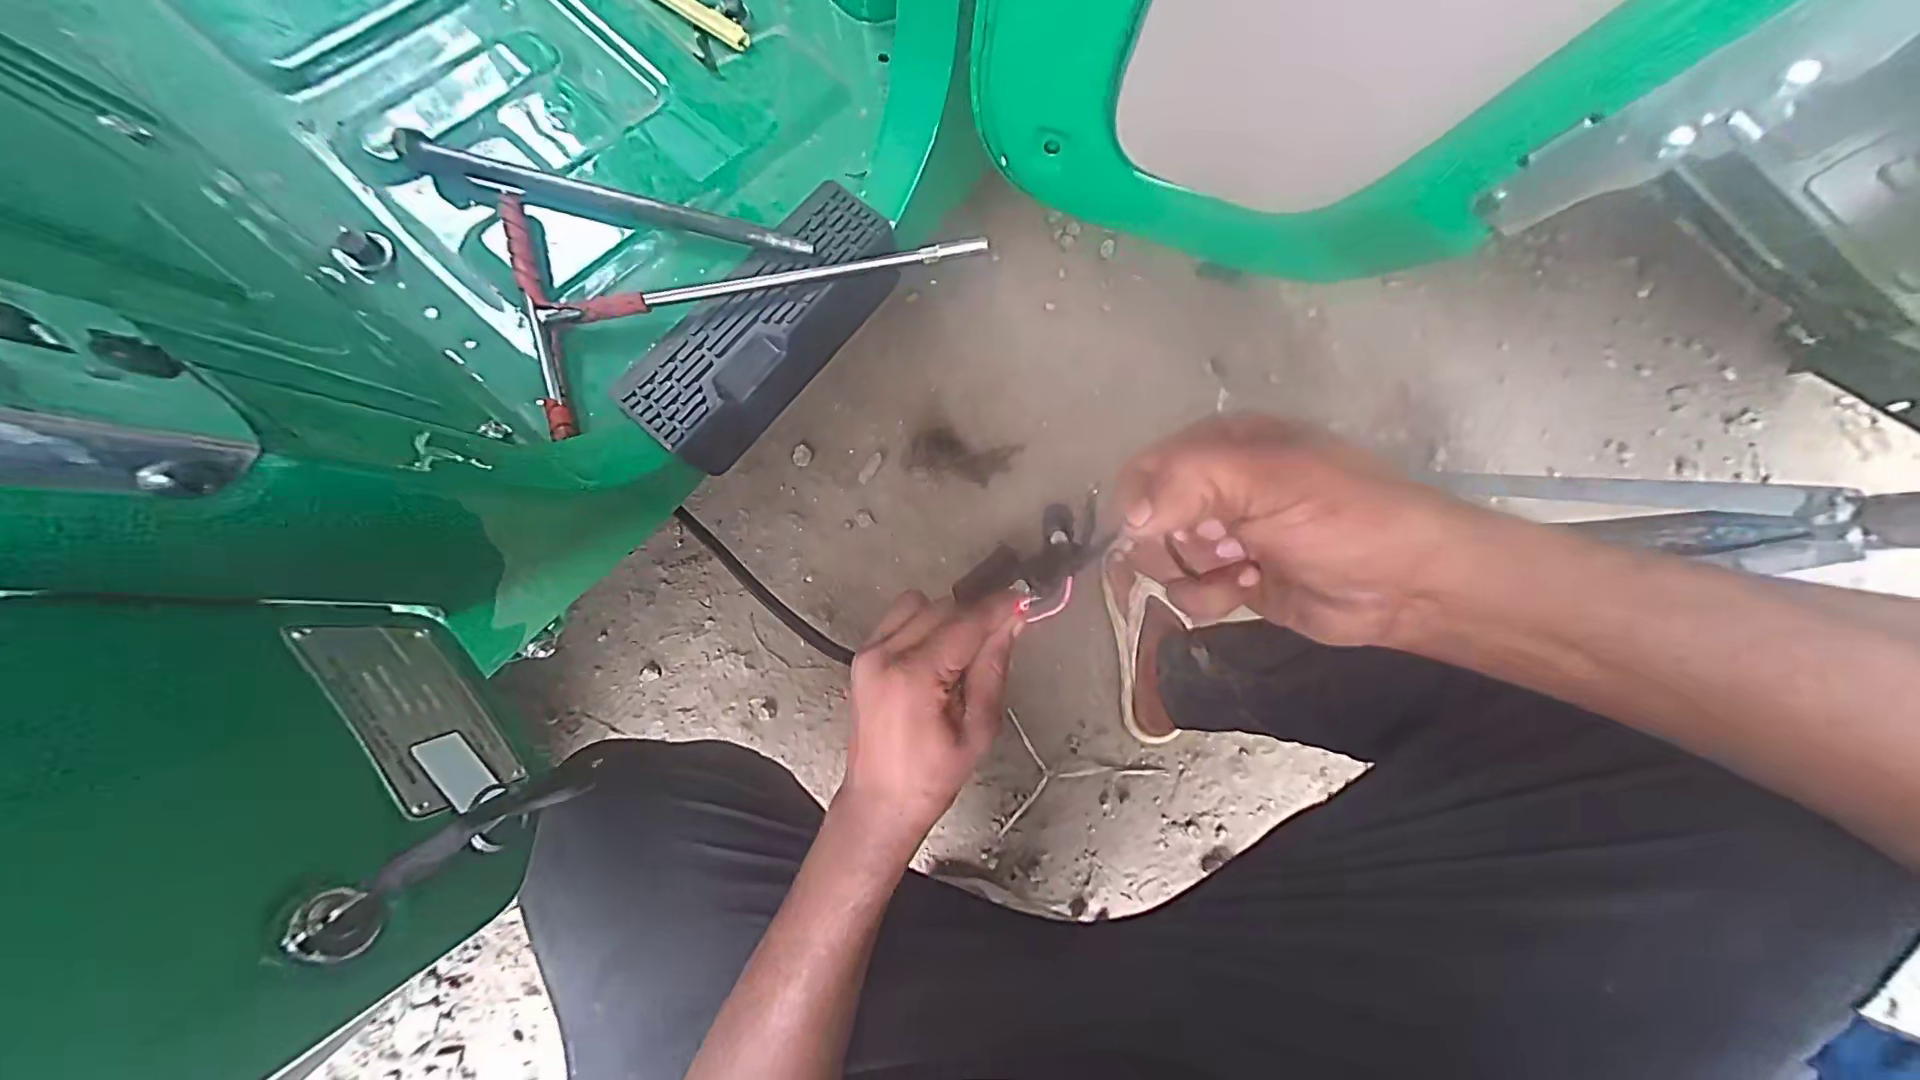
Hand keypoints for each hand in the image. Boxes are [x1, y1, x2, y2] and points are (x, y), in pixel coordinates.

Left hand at [840, 590, 1025, 842]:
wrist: (879, 800)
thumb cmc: (929, 778)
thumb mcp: (978, 730)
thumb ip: (993, 669)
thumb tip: (1011, 625)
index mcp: (913, 677)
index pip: (965, 623)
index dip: (998, 608)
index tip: (1022, 599)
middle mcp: (885, 655)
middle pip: (943, 607)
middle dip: (976, 615)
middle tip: (1001, 633)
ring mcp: (869, 652)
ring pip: (919, 603)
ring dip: (948, 616)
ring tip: (964, 650)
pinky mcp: (862, 656)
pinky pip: (898, 617)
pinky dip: (924, 622)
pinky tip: (937, 652)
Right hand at [1115, 413, 1485, 646]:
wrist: (1410, 586)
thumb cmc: (1344, 518)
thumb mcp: (1270, 481)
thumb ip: (1190, 483)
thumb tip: (1126, 520)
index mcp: (1219, 446)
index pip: (1145, 470)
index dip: (1140, 503)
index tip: (1155, 532)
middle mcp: (1212, 488)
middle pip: (1145, 519)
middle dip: (1175, 540)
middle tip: (1221, 544)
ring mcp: (1219, 536)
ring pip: (1161, 559)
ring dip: (1195, 570)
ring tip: (1245, 566)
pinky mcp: (1228, 578)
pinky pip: (1185, 591)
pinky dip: (1209, 596)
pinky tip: (1250, 586)